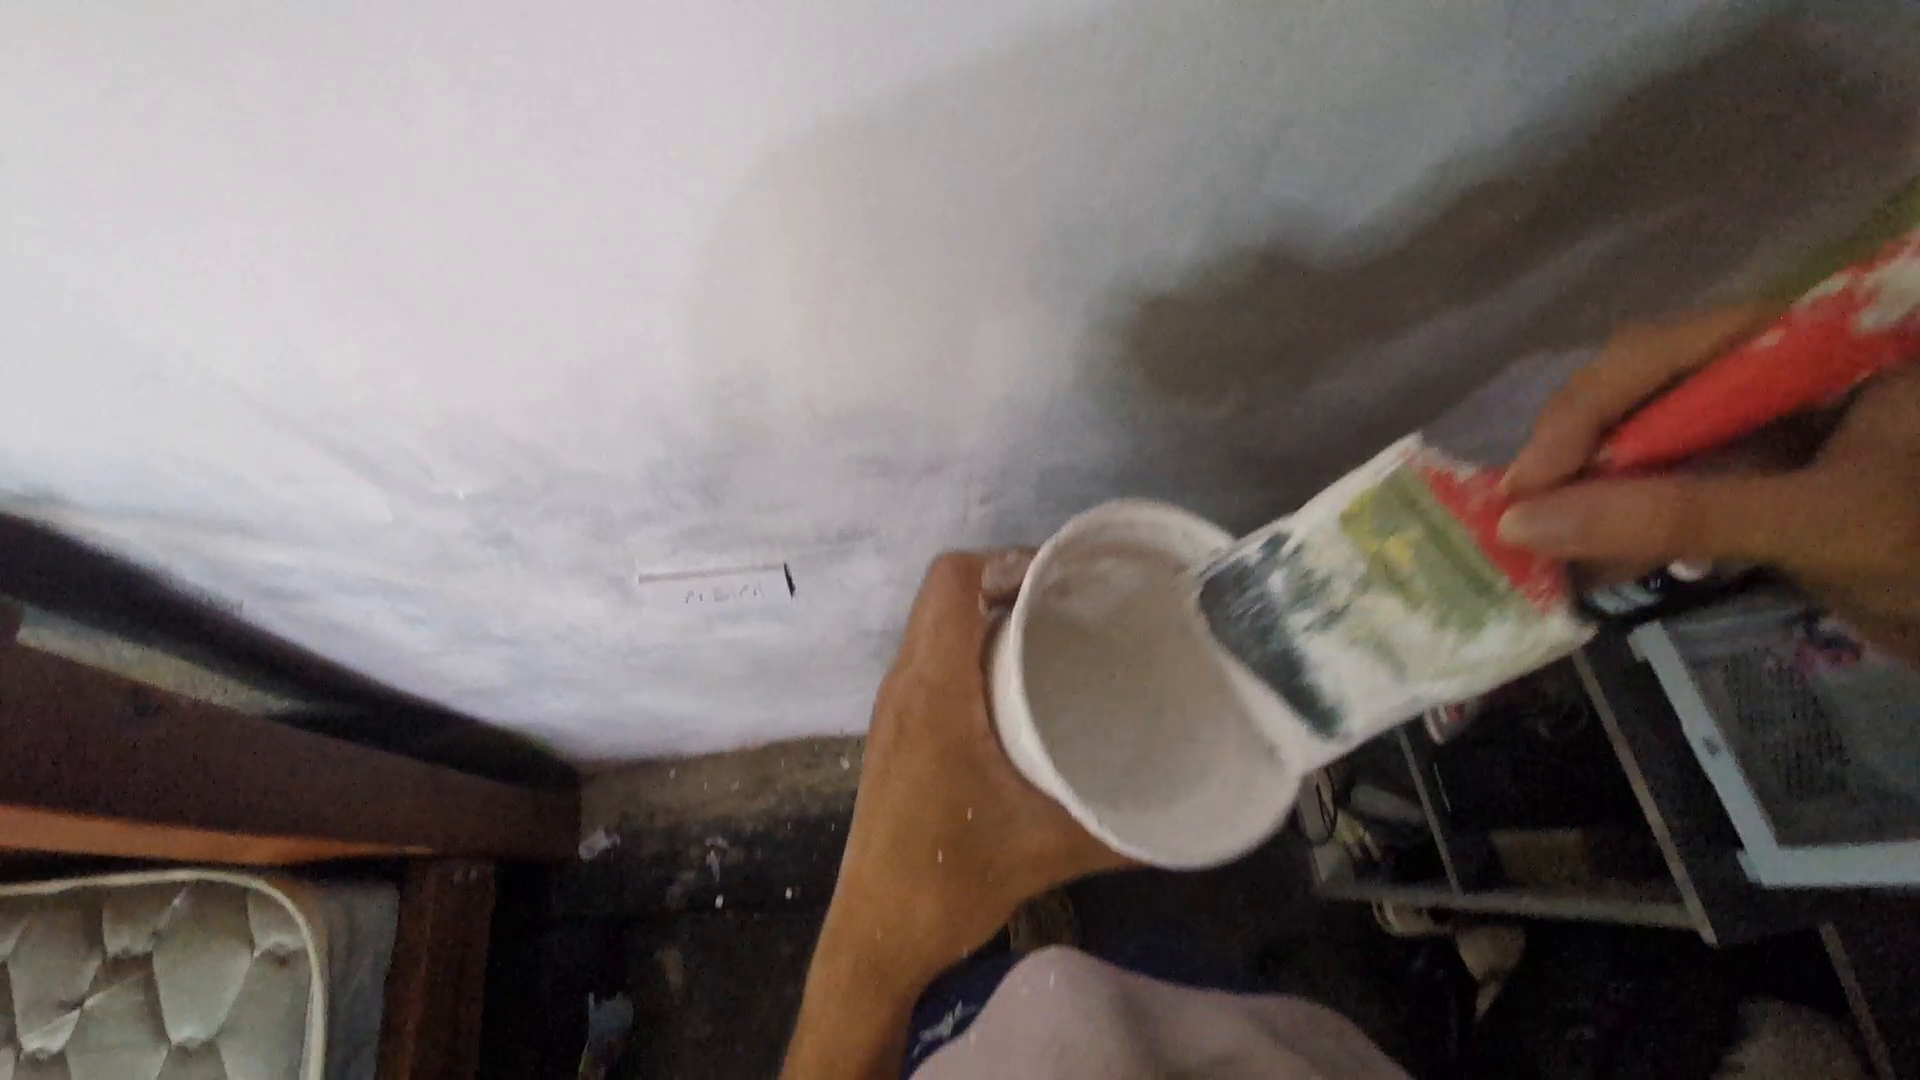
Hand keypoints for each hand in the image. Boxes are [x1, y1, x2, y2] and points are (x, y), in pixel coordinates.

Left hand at [783, 551, 1129, 1079]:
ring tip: (1053, 634)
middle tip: (1072, 603)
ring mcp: (894, 706)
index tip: (1064, 577)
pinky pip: (930, 659)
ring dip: (988, 615)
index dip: (1005, 558)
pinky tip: (1016, 686)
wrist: (874, 936)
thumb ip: (1122, 828)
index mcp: (934, 689)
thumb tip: (1185, 813)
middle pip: (945, 593)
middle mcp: (904, 682)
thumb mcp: (1047, 848)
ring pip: (935, 625)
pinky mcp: (896, 729)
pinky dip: (970, 648)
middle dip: (1006, 581)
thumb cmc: (947, 882)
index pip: (952, 580)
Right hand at [1500, 308, 1919, 662]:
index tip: (1528, 487)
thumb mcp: (1823, 523)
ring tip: (1546, 555)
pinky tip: (1592, 567)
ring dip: (1583, 502)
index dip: (1580, 413)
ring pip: (1631, 448)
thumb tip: (1518, 523)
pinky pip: (1651, 492)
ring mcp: (1753, 428)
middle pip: (1631, 397)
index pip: (1658, 352)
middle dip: (1574, 460)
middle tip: (1523, 522)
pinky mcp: (1740, 479)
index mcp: (1813, 343)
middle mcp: (1771, 371)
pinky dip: (1614, 530)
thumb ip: (1676, 516)